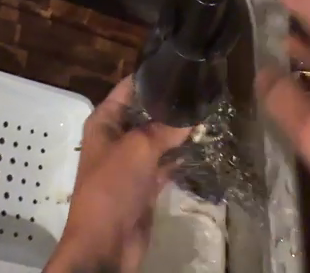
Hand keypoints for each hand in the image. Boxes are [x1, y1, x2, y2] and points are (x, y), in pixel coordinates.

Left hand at [45, 77, 190, 272]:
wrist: (105, 244)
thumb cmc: (113, 186)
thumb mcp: (139, 149)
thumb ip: (165, 128)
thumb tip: (191, 113)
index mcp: (104, 121)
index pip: (128, 88)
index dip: (150, 77)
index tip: (178, 65)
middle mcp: (116, 137)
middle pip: (144, 113)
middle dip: (168, 105)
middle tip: (199, 90)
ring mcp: (130, 163)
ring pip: (155, 139)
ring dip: (175, 132)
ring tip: (204, 114)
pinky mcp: (143, 186)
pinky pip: (163, 164)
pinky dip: (177, 157)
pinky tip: (198, 146)